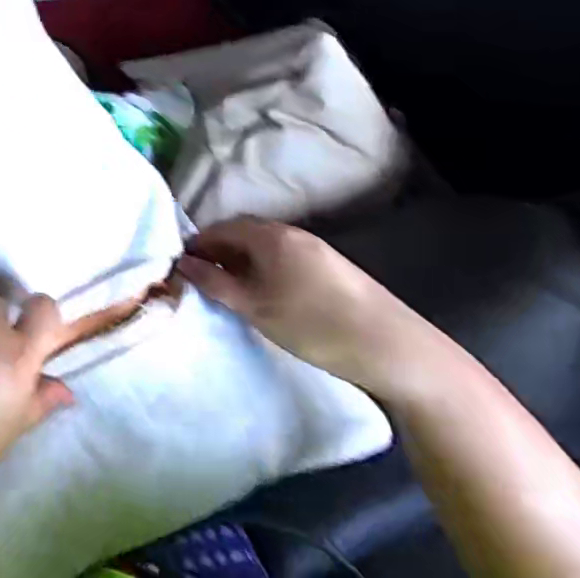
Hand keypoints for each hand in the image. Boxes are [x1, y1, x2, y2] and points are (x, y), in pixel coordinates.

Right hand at [177, 219, 454, 404]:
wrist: (397, 352)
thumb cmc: (315, 325)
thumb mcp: (255, 307)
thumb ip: (214, 283)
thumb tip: (182, 263)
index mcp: (270, 235)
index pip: (220, 227)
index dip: (197, 245)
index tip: (182, 267)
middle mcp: (292, 233)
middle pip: (243, 233)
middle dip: (218, 252)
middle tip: (203, 280)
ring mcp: (317, 250)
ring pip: (265, 247)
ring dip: (242, 262)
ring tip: (232, 291)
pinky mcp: (333, 269)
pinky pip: (285, 258)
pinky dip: (265, 270)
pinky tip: (268, 296)